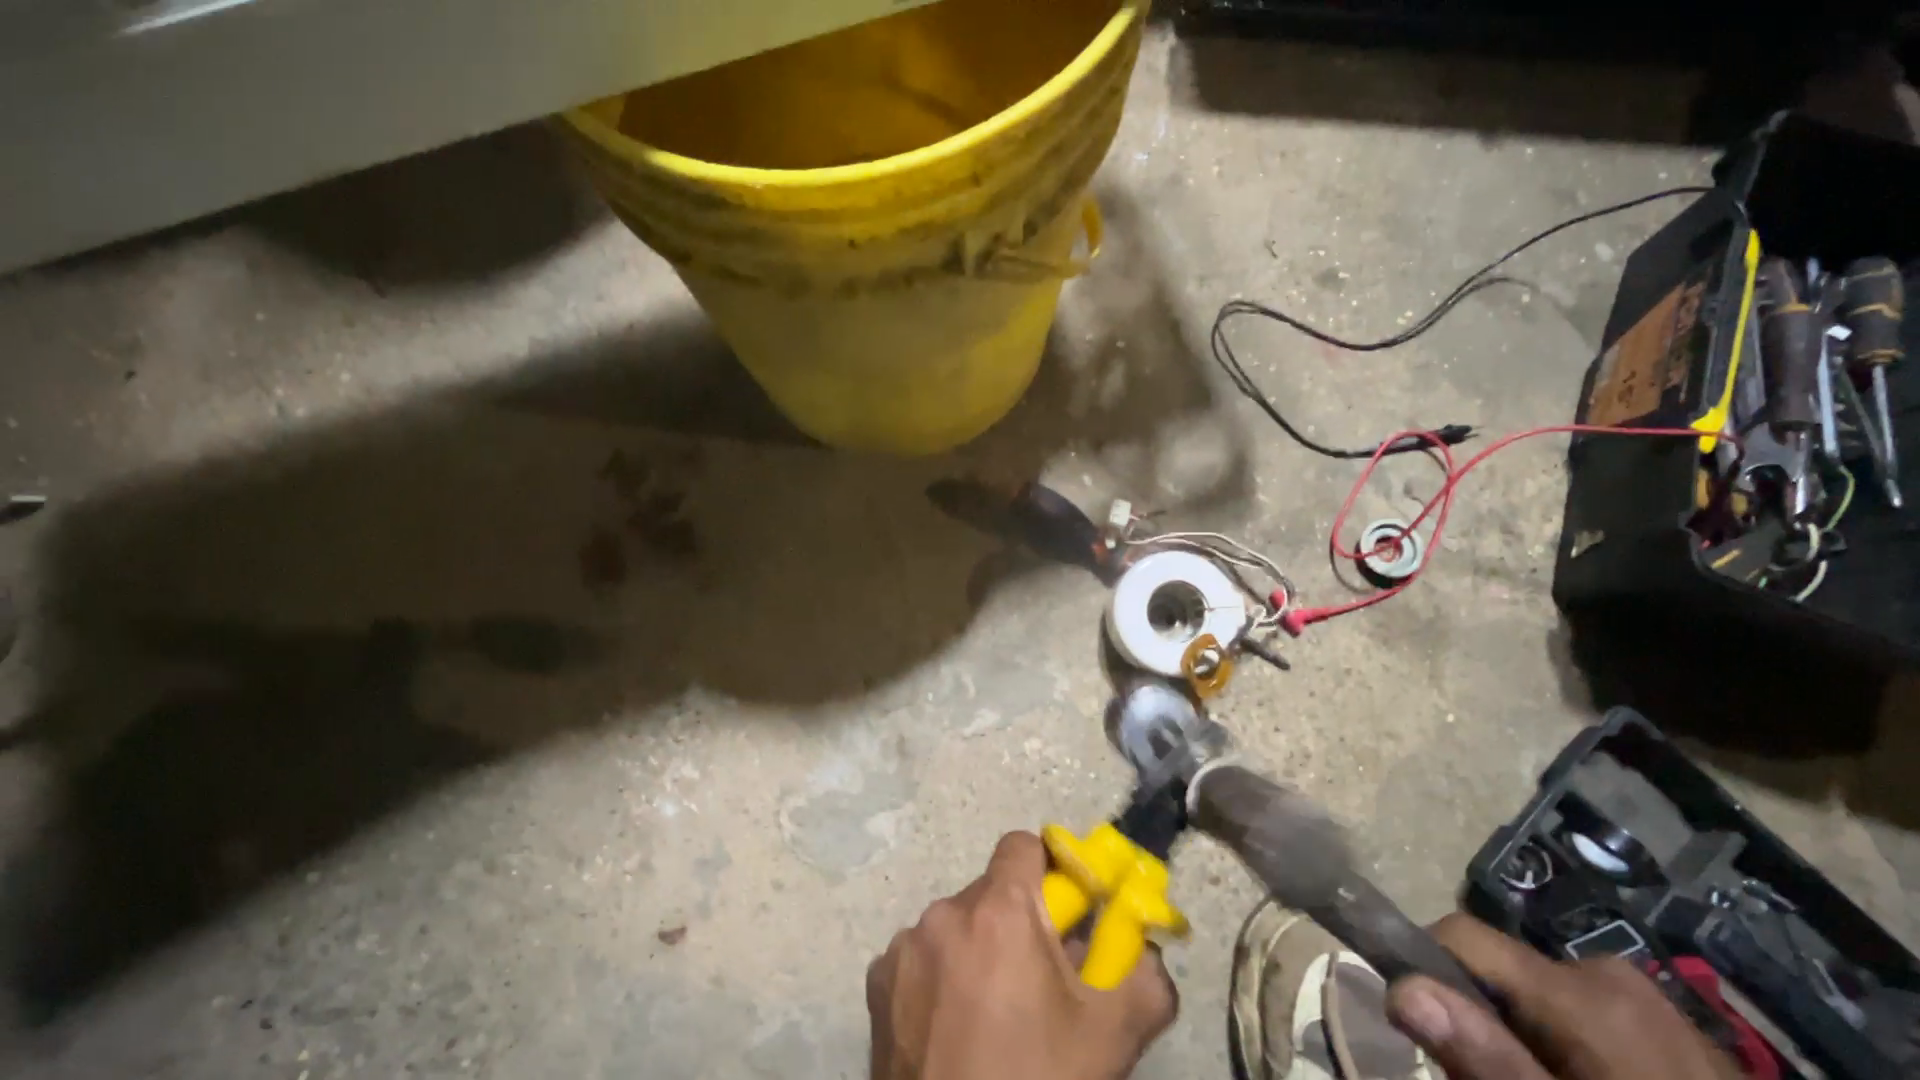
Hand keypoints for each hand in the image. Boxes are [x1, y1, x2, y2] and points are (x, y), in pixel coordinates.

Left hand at [867, 832, 1177, 1079]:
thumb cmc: (1036, 1077)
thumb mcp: (1111, 1034)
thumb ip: (1145, 974)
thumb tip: (1144, 948)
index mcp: (1000, 911)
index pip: (1023, 846)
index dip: (1051, 871)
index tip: (1067, 913)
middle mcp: (944, 914)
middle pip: (991, 893)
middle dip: (1019, 922)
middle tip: (1040, 979)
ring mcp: (904, 948)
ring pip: (955, 926)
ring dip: (978, 951)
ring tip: (994, 1013)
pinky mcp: (877, 983)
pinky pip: (921, 958)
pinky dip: (941, 977)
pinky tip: (954, 1028)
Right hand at [1385, 914, 1743, 1079]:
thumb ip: (1485, 1058)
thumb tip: (1401, 988)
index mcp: (1580, 992)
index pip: (1461, 935)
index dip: (1424, 972)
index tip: (1422, 1033)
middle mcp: (1608, 972)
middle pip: (1499, 970)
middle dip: (1478, 1018)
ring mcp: (1650, 997)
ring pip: (1541, 993)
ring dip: (1521, 1034)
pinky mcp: (1676, 1025)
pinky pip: (1588, 1012)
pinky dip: (1566, 1043)